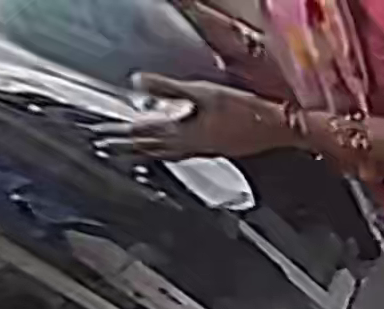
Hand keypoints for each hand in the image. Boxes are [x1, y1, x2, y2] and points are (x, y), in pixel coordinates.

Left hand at [92, 73, 291, 159]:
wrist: (281, 128)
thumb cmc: (247, 111)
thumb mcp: (202, 92)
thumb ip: (169, 87)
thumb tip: (138, 81)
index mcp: (190, 133)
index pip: (148, 133)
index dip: (124, 131)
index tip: (102, 133)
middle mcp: (199, 145)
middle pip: (158, 147)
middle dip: (132, 146)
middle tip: (110, 147)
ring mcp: (212, 149)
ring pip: (173, 153)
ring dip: (152, 151)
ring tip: (135, 152)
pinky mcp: (223, 148)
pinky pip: (190, 152)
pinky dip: (173, 151)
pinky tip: (173, 149)